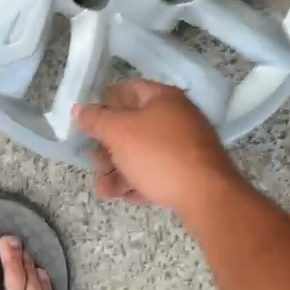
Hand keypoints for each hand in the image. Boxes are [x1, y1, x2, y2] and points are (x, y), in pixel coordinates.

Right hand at [73, 79, 243, 217]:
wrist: (209, 198)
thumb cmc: (158, 154)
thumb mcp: (117, 132)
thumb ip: (95, 119)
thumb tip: (79, 110)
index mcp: (162, 98)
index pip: (126, 90)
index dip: (104, 105)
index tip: (89, 124)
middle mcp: (177, 117)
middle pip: (132, 126)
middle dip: (108, 148)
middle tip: (95, 163)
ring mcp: (188, 147)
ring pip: (143, 153)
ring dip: (119, 170)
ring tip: (104, 190)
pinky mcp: (193, 174)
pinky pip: (159, 172)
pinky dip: (139, 181)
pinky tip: (123, 197)